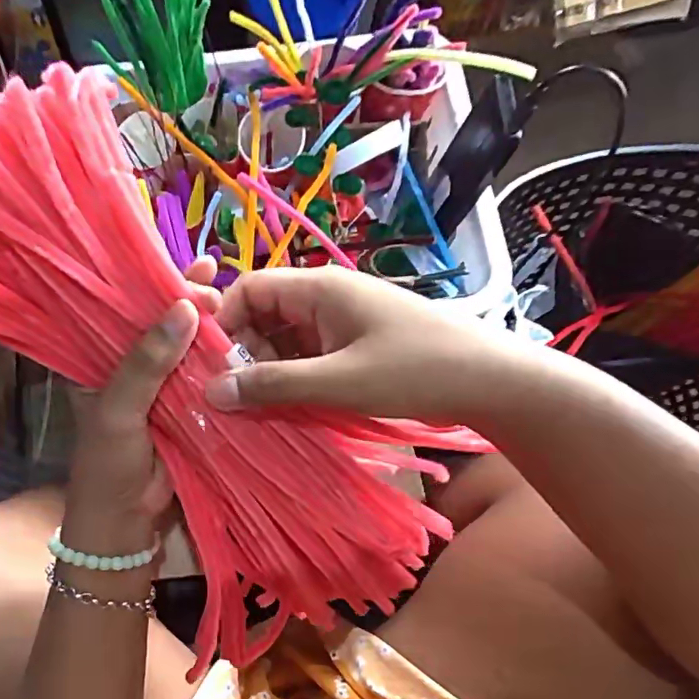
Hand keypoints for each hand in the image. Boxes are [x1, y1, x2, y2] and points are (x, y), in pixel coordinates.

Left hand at [61, 259, 214, 551]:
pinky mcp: (189, 411)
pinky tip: (245, 345)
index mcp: (101, 361)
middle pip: (163, 326)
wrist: (126, 522)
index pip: (128, 310)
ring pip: (188, 351)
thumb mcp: (118, 409)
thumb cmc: (108, 464)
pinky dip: (223, 364)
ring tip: (237, 308)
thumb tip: (185, 308)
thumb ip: (146, 361)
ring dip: (211, 331)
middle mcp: (133, 368)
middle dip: (191, 304)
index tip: (191, 269)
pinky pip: (206, 380)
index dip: (156, 285)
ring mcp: (163, 390)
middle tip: (219, 289)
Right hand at [204, 266, 526, 424]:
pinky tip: (293, 408)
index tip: (214, 369)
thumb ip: (275, 386)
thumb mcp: (339, 382)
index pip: (249, 289)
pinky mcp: (355, 347)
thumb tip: (211, 391)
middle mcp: (326, 299)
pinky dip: (296, 380)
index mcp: (319, 288)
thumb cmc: (415, 370)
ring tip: (263, 410)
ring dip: (271, 372)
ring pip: (286, 342)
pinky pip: (310, 358)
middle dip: (246, 355)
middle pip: (264, 316)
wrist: (487, 380)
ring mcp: (342, 324)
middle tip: (240, 399)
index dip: (224, 324)